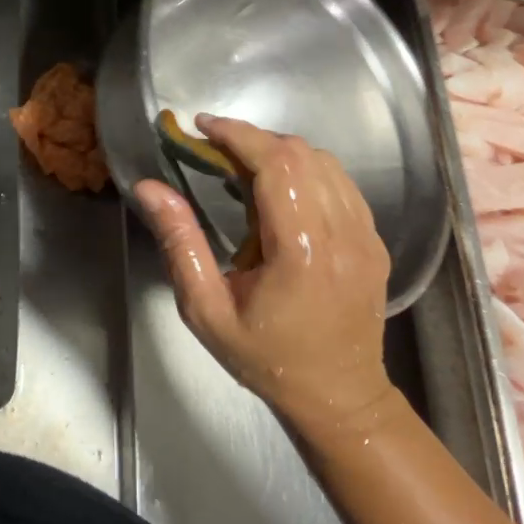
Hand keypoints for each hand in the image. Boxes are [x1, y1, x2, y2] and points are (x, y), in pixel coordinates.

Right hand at [134, 116, 395, 431]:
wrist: (340, 397)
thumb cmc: (265, 356)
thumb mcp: (205, 308)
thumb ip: (179, 243)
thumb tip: (150, 187)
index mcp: (301, 251)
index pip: (278, 165)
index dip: (239, 135)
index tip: (202, 126)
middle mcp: (343, 236)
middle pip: (304, 155)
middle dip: (254, 138)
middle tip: (213, 147)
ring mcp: (366, 237)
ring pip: (327, 164)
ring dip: (280, 151)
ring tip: (241, 163)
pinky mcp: (373, 242)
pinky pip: (341, 184)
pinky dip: (305, 170)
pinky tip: (277, 188)